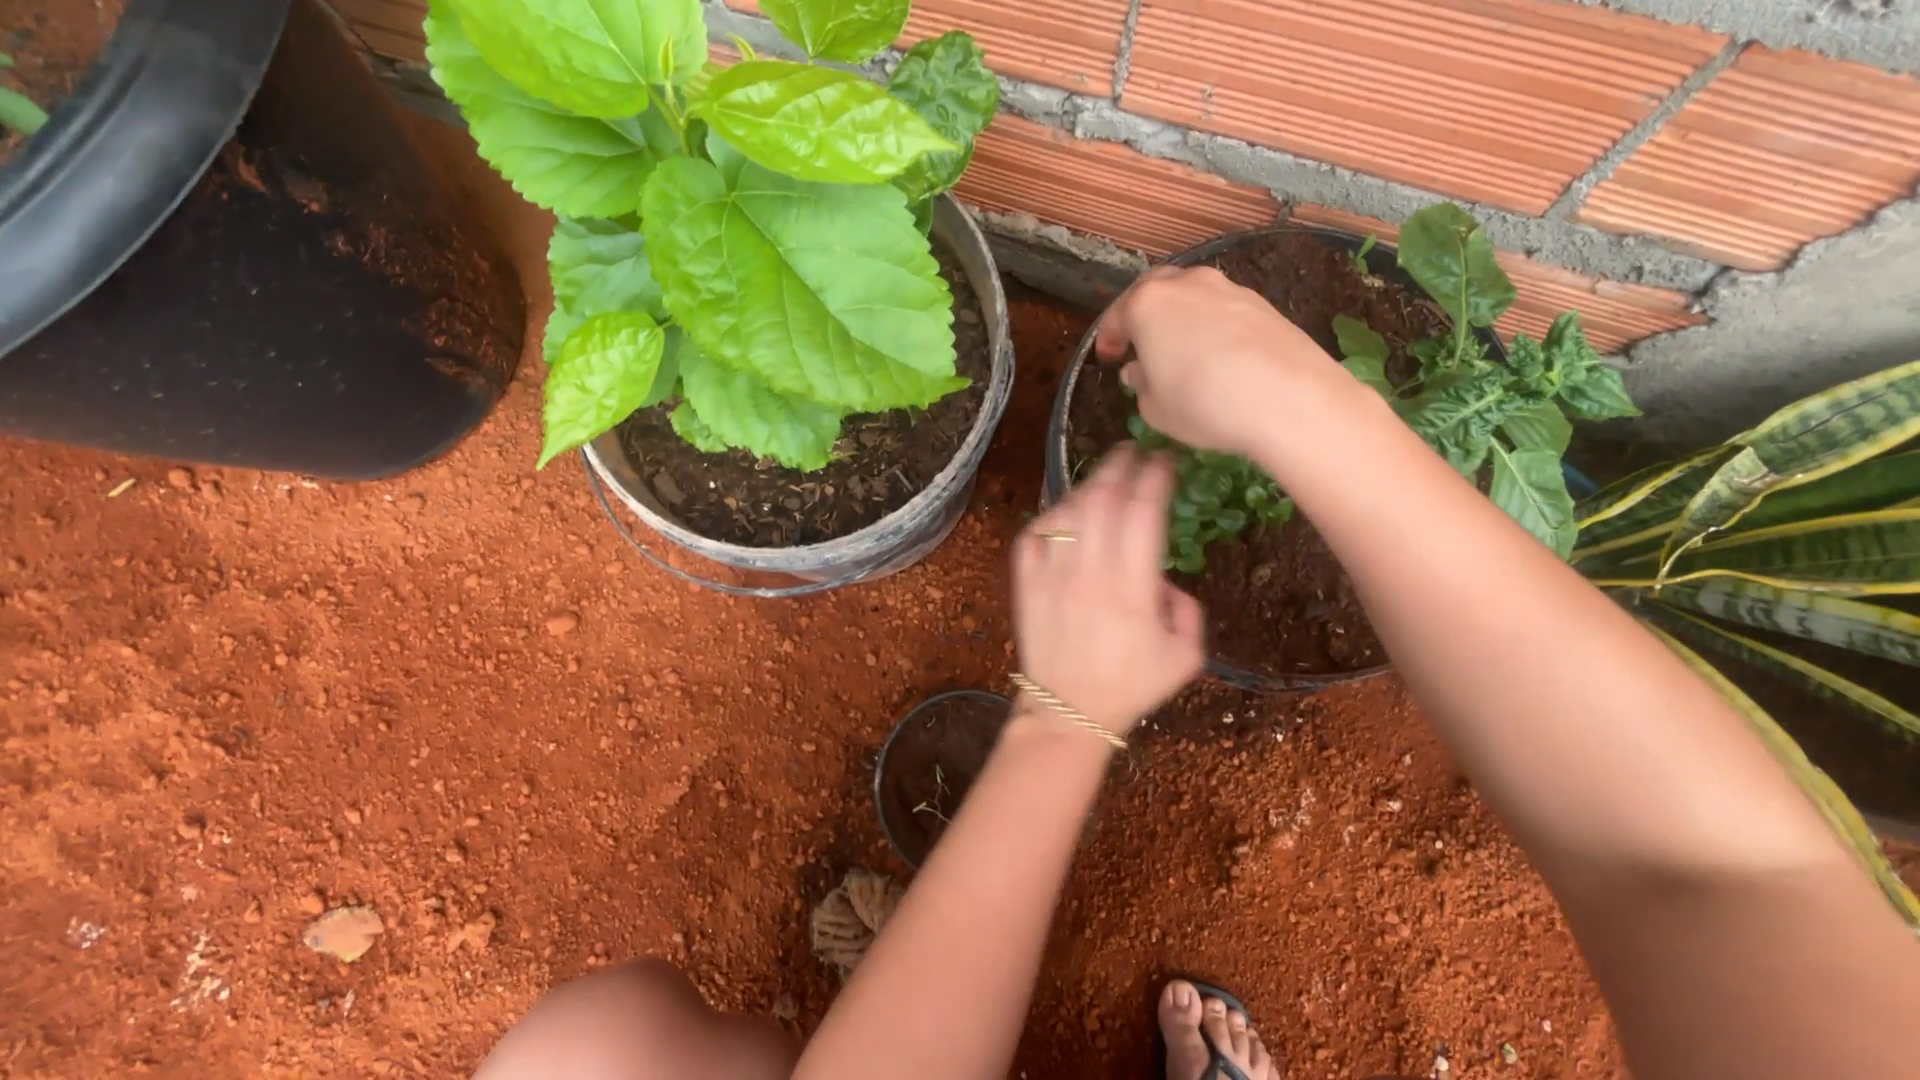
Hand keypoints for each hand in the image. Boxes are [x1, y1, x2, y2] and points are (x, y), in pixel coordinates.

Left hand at [1012, 445, 1205, 736]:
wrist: (1068, 711)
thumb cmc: (1131, 685)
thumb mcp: (1185, 656)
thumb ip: (1189, 609)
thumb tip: (1164, 579)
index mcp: (1132, 590)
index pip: (1144, 514)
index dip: (1155, 479)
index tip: (1165, 462)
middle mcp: (1089, 575)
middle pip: (1102, 500)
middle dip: (1120, 467)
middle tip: (1132, 453)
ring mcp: (1051, 578)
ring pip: (1067, 512)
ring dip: (1087, 486)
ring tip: (1104, 478)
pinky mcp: (1025, 585)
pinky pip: (1032, 535)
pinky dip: (1050, 516)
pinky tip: (1065, 513)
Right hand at [1094, 265, 1353, 457]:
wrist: (1289, 398)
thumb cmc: (1203, 403)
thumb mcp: (1154, 408)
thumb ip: (1141, 385)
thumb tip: (1140, 371)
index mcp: (1148, 304)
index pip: (1116, 315)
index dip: (1108, 339)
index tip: (1108, 358)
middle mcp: (1187, 284)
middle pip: (1155, 291)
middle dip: (1142, 315)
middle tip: (1140, 345)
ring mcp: (1228, 289)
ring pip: (1192, 296)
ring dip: (1180, 318)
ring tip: (1181, 352)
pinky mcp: (1263, 303)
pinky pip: (1223, 310)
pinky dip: (1212, 327)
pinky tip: (1218, 358)